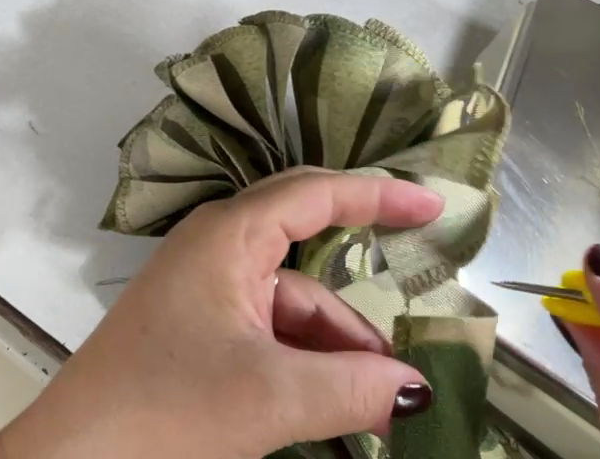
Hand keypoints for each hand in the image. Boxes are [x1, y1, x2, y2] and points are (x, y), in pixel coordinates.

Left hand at [0, 169, 445, 458]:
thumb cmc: (166, 406)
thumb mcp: (268, 397)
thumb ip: (351, 386)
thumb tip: (416, 388)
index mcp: (229, 234)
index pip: (315, 192)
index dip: (377, 193)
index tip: (433, 202)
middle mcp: (218, 246)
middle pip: (306, 238)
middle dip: (361, 268)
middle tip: (421, 280)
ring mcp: (208, 286)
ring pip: (293, 297)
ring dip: (338, 340)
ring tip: (384, 395)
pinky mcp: (201, 326)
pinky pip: (271, 328)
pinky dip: (308, 359)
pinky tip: (341, 401)